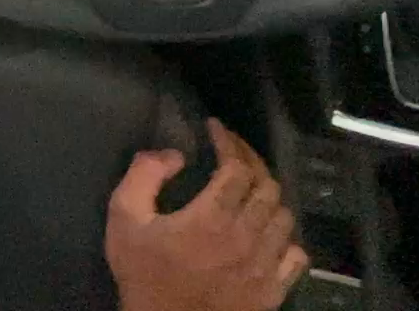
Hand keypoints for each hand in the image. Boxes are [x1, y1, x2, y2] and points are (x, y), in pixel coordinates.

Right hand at [105, 119, 308, 310]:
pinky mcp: (274, 291)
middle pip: (267, 187)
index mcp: (211, 219)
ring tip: (247, 182)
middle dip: (250, 158)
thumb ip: (144, 175)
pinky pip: (295, 254)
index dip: (228, 141)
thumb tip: (174, 155)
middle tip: (230, 146)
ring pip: (284, 217)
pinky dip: (284, 233)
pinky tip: (264, 226)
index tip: (214, 127)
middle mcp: (246, 239)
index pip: (236, 169)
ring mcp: (265, 267)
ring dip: (268, 193)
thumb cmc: (141, 267)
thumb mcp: (123, 213)